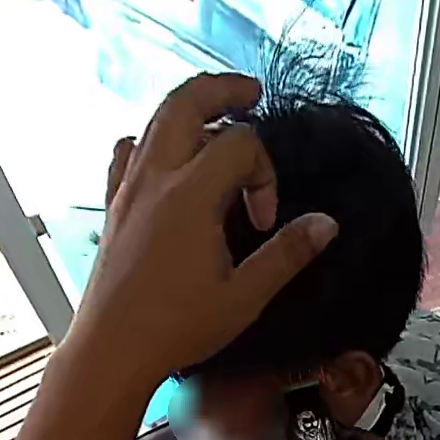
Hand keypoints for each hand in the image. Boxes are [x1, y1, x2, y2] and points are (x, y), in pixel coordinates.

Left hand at [70, 73, 338, 384]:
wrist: (113, 349)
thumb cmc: (178, 327)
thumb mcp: (245, 296)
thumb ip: (287, 254)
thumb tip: (326, 224)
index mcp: (192, 195)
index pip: (241, 145)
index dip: (265, 175)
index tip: (266, 222)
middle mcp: (156, 178)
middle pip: (187, 101)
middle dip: (223, 90)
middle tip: (251, 93)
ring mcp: (128, 189)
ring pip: (155, 121)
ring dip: (189, 109)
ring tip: (215, 121)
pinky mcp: (114, 207)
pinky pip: (129, 153)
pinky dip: (152, 142)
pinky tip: (164, 162)